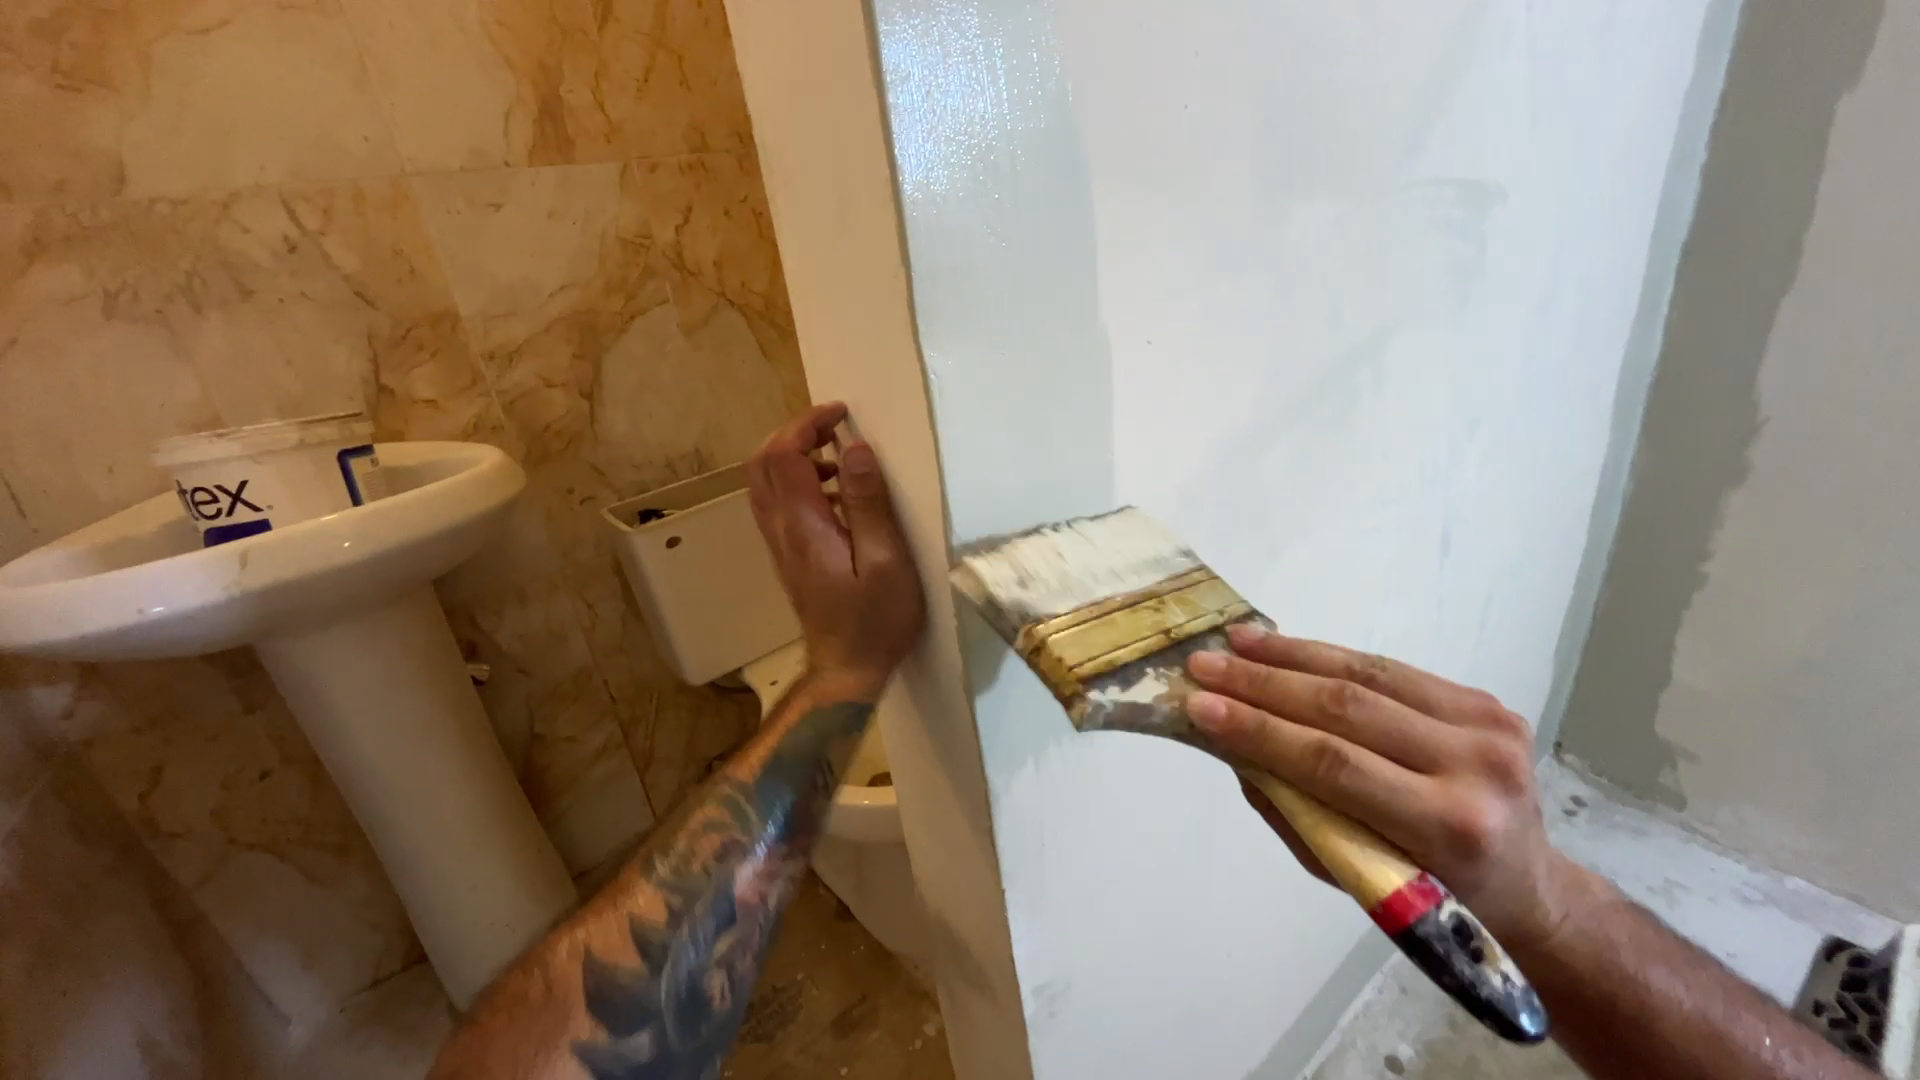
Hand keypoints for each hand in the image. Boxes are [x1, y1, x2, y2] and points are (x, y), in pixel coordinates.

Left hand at [746, 402, 925, 702]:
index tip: (842, 413)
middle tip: (835, 426)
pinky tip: (838, 495)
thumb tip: (855, 450)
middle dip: (794, 433)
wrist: (847, 672)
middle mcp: (781, 531)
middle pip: (762, 464)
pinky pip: (778, 505)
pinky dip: (799, 482)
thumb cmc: (876, 621)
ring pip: (765, 484)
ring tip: (841, 455)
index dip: (807, 423)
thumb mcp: (887, 562)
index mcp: (804, 527)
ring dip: (794, 456)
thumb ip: (869, 504)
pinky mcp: (789, 559)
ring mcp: (781, 546)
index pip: (784, 456)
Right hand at [1184, 625, 1576, 950]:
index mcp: (1446, 826)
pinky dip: (1328, 655)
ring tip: (1235, 643)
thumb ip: (1292, 806)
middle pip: (1346, 708)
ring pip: (1366, 674)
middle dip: (1262, 684)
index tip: (1199, 705)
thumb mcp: (1350, 871)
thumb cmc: (1428, 894)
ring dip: (1290, 655)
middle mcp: (1475, 768)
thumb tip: (1231, 743)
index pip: (1332, 762)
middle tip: (1204, 666)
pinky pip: (1389, 668)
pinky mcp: (1485, 701)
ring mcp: (1487, 726)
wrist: (1528, 884)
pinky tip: (1283, 646)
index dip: (1260, 729)